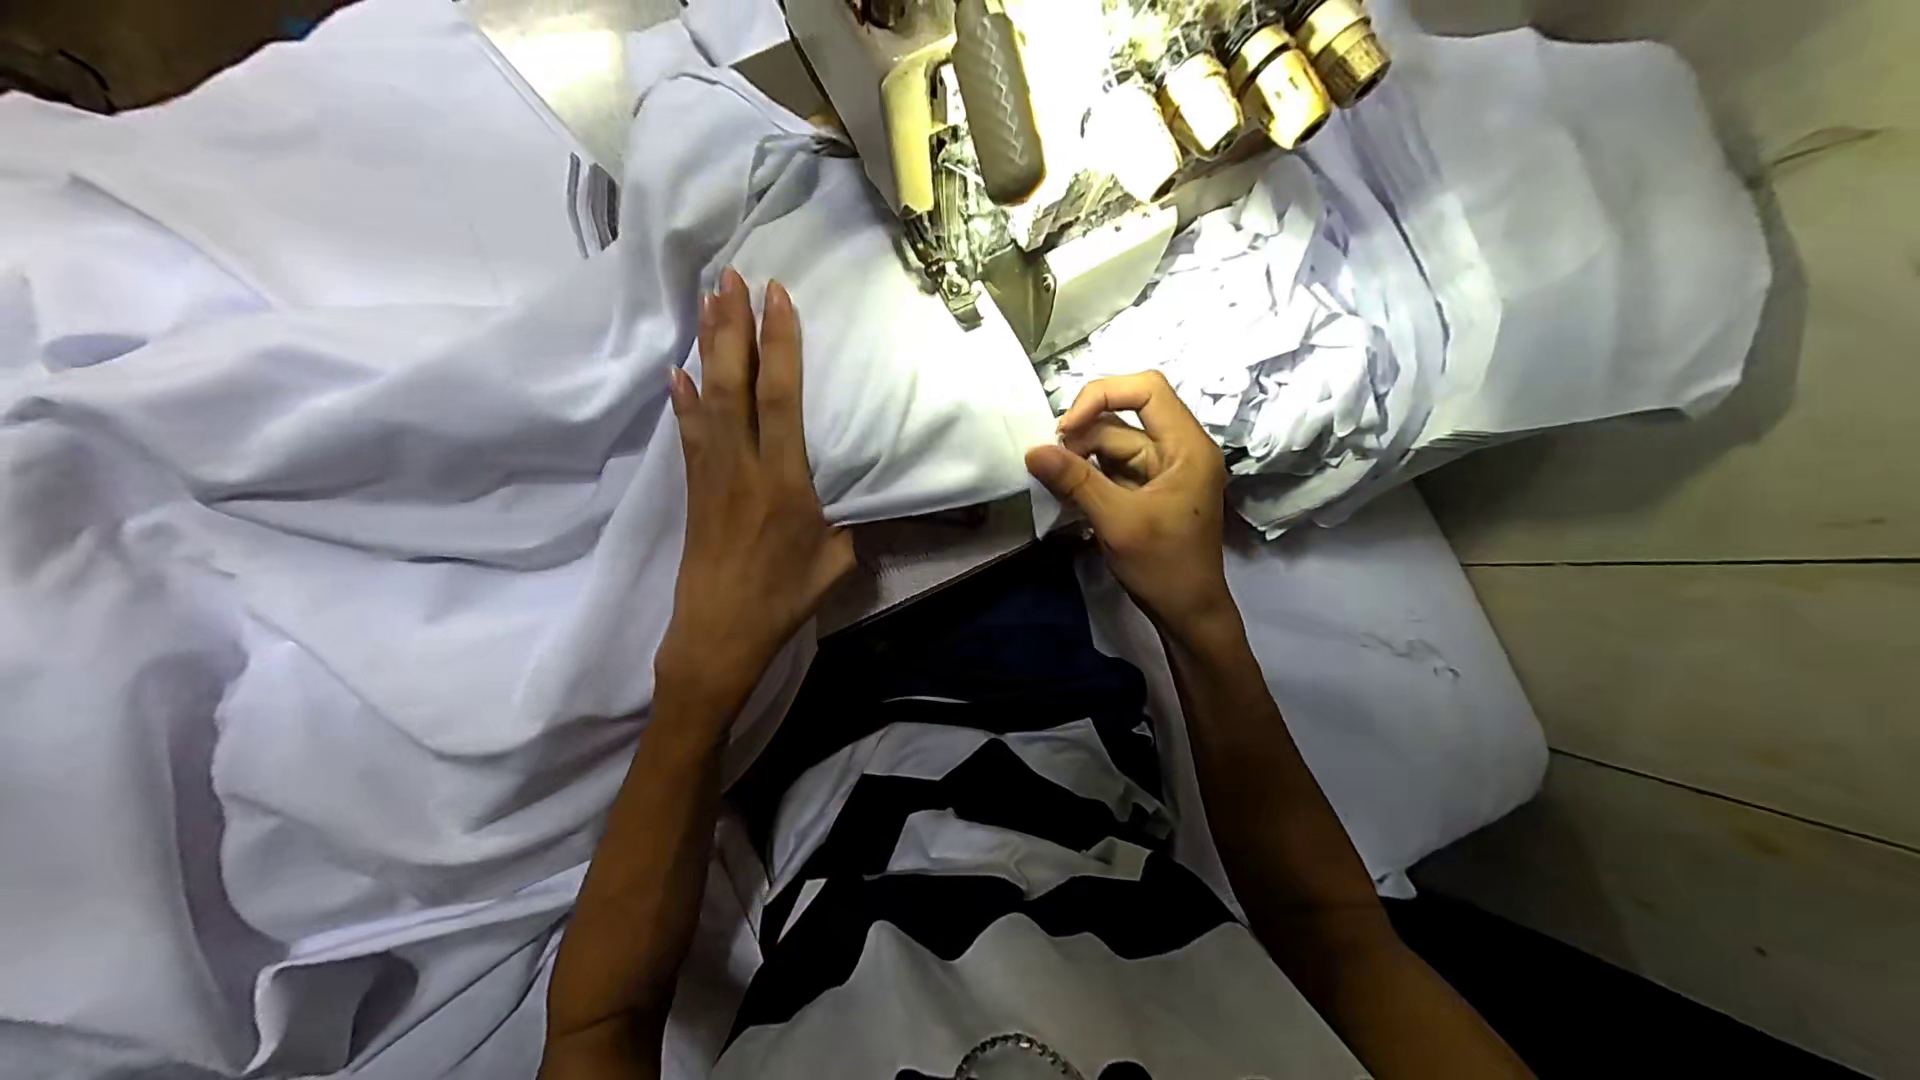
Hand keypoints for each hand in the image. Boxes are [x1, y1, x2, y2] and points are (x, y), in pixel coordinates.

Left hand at [657, 268, 854, 716]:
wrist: (716, 634)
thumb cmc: (782, 600)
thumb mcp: (836, 563)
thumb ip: (850, 524)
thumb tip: (861, 499)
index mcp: (783, 481)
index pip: (780, 399)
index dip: (780, 345)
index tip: (776, 297)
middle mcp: (741, 466)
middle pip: (733, 384)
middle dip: (731, 326)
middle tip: (728, 277)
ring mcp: (710, 475)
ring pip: (706, 398)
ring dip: (706, 347)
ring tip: (706, 302)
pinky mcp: (693, 489)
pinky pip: (688, 433)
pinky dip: (683, 399)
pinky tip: (676, 372)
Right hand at [1026, 371, 1232, 632]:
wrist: (1188, 614)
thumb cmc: (1164, 567)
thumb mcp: (1117, 521)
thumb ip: (1075, 481)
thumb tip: (1032, 451)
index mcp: (1187, 447)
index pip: (1147, 390)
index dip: (1103, 395)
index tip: (1067, 427)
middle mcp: (1178, 450)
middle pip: (1124, 418)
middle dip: (1083, 434)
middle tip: (1050, 460)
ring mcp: (1163, 471)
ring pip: (1114, 444)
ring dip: (1081, 457)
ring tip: (1053, 479)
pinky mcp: (1148, 490)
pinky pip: (1113, 468)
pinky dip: (1088, 475)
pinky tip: (1065, 490)